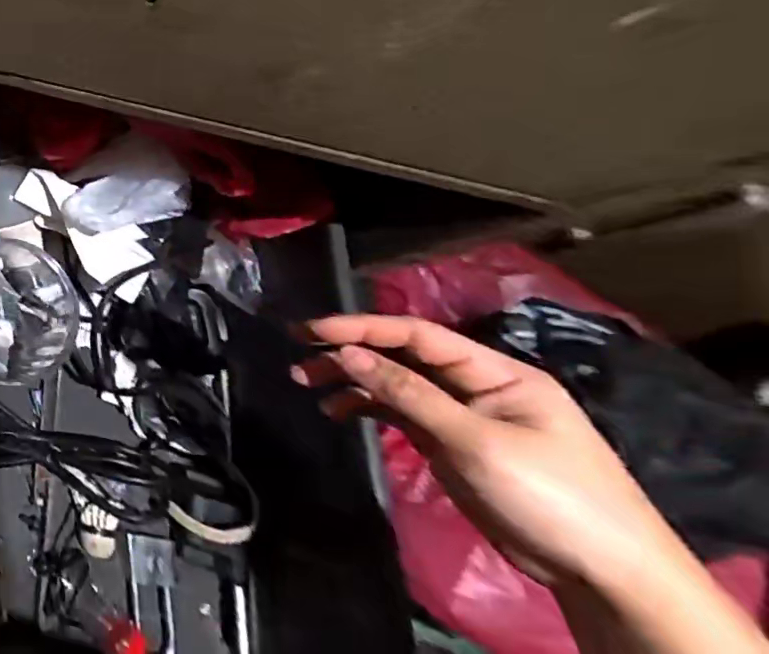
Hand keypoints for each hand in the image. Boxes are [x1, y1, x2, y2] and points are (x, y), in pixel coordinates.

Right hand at [291, 314, 684, 591]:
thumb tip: (347, 352)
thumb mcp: (475, 441)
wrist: (607, 576)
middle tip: (297, 357)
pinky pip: (397, 411)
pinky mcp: (450, 441)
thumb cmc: (551, 497)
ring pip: (392, 382)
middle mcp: (476, 385)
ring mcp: (462, 414)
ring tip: (305, 383)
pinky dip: (365, 408)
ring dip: (348, 380)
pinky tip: (337, 413)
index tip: (310, 330)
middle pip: (399, 356)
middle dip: (346, 353)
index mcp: (497, 373)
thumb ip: (408, 393)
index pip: (417, 335)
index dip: (361, 327)